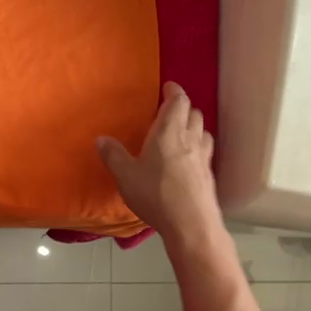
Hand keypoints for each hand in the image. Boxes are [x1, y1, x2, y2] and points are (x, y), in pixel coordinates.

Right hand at [97, 82, 218, 242]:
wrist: (190, 223)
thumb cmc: (155, 195)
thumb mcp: (125, 176)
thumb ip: (114, 155)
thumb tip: (102, 139)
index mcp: (168, 133)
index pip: (178, 102)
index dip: (174, 91)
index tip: (168, 87)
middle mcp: (190, 139)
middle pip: (194, 113)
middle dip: (183, 108)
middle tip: (170, 111)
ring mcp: (203, 157)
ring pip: (203, 131)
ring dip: (193, 126)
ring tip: (182, 132)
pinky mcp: (209, 174)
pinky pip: (205, 151)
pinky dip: (198, 146)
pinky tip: (189, 158)